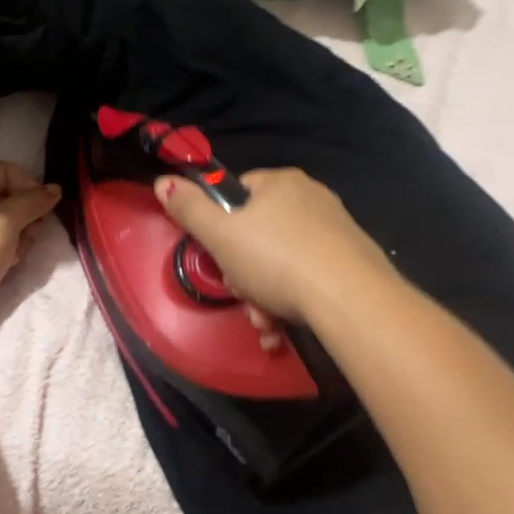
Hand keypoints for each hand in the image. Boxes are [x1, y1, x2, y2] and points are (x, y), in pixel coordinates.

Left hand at [0, 161, 60, 319]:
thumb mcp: (6, 223)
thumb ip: (32, 202)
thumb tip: (55, 188)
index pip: (5, 170)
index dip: (28, 184)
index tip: (42, 209)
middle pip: (6, 196)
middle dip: (26, 214)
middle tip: (31, 235)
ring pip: (3, 221)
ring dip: (19, 235)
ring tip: (17, 254)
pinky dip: (5, 248)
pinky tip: (6, 264)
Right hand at [153, 168, 392, 326]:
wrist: (349, 298)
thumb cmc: (276, 259)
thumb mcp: (220, 235)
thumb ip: (189, 210)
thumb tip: (163, 183)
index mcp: (280, 183)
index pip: (236, 195)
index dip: (218, 227)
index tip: (215, 255)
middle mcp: (310, 200)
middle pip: (257, 235)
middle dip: (242, 275)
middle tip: (241, 295)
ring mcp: (333, 233)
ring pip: (279, 265)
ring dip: (262, 299)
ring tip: (264, 323)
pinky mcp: (349, 264)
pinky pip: (305, 281)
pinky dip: (288, 306)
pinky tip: (280, 330)